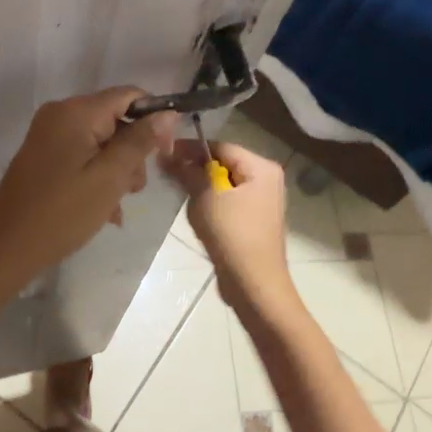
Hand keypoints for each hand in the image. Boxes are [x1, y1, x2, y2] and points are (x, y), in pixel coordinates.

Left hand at [0, 87, 175, 284]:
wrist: (7, 248)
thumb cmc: (63, 213)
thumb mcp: (110, 177)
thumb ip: (140, 141)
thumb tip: (167, 112)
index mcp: (76, 112)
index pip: (129, 95)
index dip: (154, 119)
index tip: (165, 153)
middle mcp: (60, 114)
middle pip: (115, 119)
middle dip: (132, 152)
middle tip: (134, 189)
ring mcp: (48, 135)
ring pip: (101, 141)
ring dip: (117, 170)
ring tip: (117, 206)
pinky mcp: (43, 156)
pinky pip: (83, 156)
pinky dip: (98, 176)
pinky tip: (104, 209)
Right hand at [163, 139, 301, 317]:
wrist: (254, 285)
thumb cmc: (232, 235)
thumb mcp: (206, 198)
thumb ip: (187, 172)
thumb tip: (168, 153)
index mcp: (262, 168)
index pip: (221, 146)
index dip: (191, 148)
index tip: (164, 153)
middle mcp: (267, 180)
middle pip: (224, 163)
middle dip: (195, 168)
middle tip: (166, 172)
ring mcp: (263, 202)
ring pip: (224, 184)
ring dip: (201, 187)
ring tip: (178, 192)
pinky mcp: (254, 221)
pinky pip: (228, 202)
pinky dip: (210, 203)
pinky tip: (195, 212)